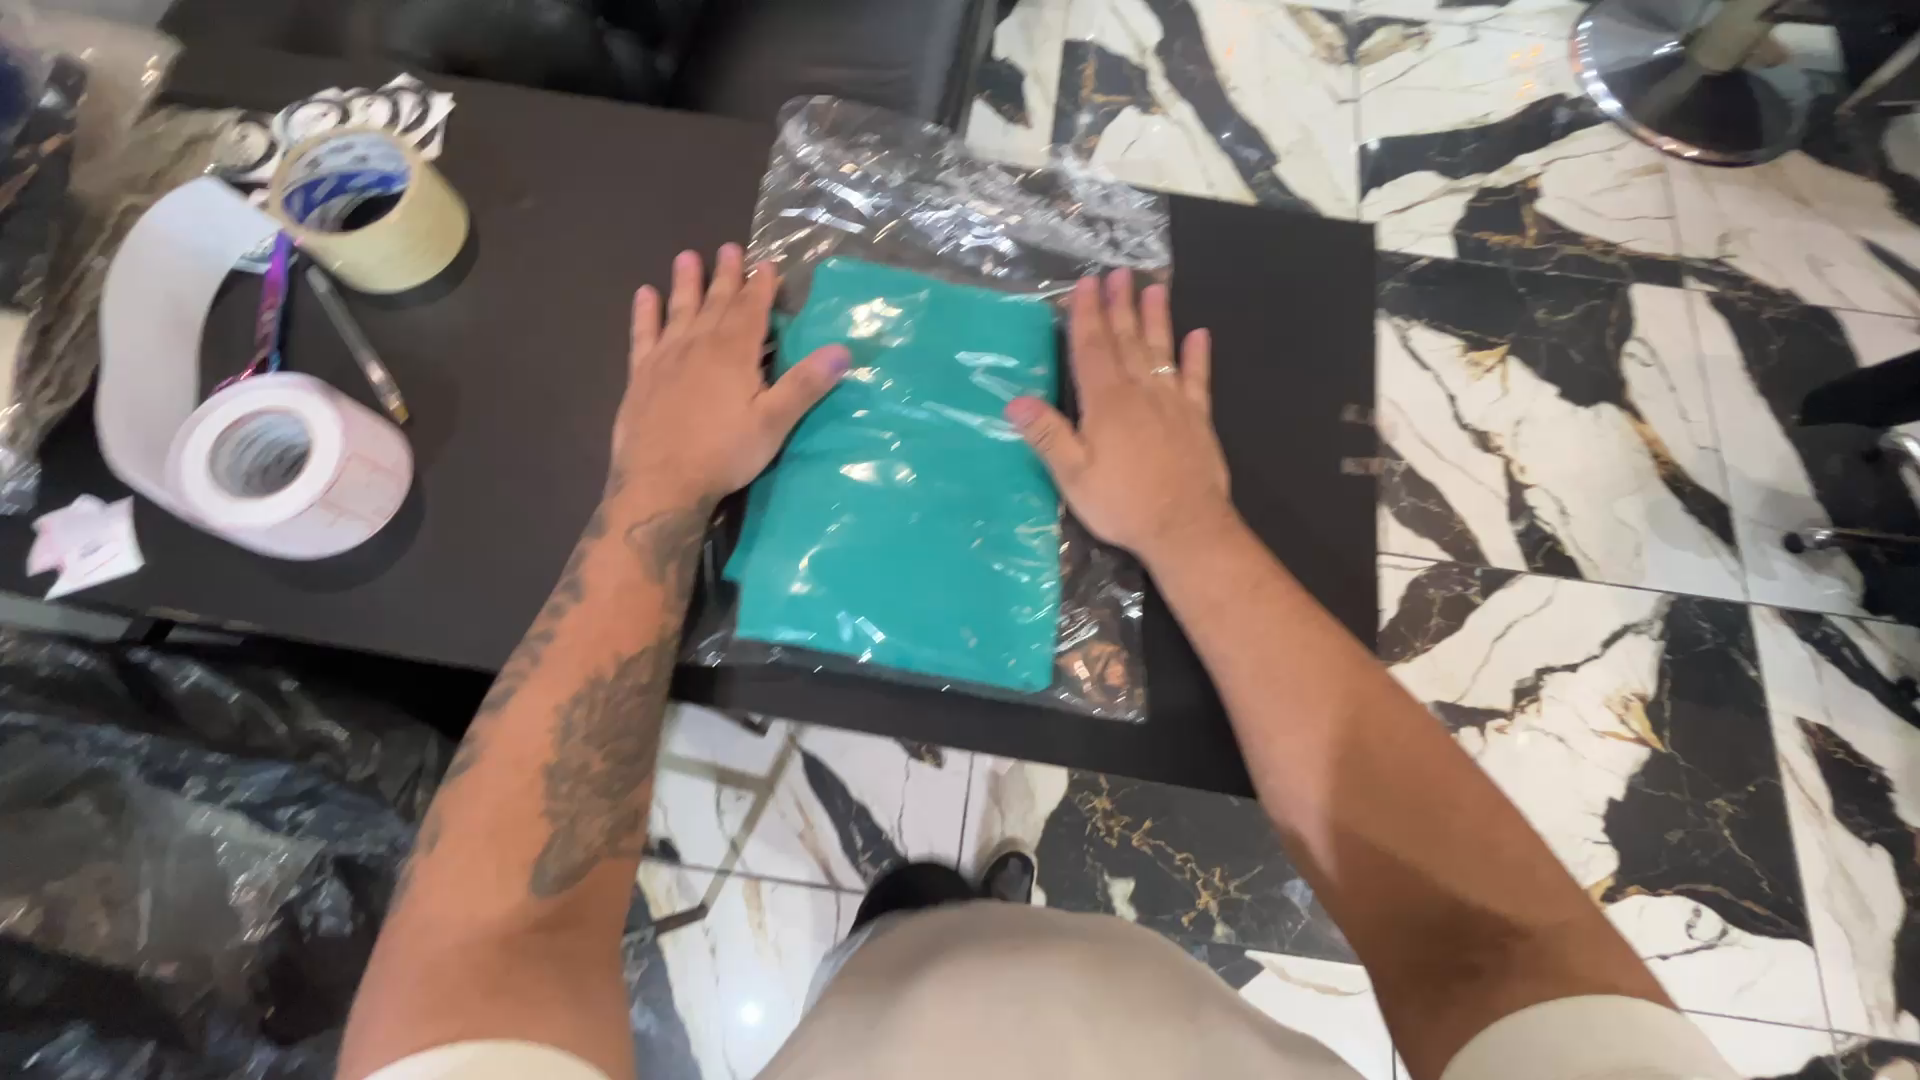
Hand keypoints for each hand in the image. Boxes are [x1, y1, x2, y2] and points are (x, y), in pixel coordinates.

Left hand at [611, 244, 848, 504]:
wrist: (661, 482)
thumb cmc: (725, 454)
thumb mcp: (774, 423)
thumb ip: (805, 384)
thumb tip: (843, 350)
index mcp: (734, 354)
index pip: (751, 310)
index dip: (761, 286)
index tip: (766, 263)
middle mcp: (698, 346)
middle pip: (716, 304)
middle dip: (726, 276)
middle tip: (729, 249)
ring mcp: (666, 359)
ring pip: (679, 311)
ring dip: (686, 284)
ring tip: (688, 257)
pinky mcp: (641, 377)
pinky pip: (643, 335)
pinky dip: (645, 314)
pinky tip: (645, 296)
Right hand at [1005, 269, 1233, 564]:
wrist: (1185, 526)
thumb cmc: (1122, 503)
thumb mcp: (1073, 476)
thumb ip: (1048, 436)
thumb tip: (1015, 402)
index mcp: (1106, 403)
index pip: (1092, 349)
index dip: (1086, 316)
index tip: (1085, 285)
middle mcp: (1141, 393)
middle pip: (1127, 341)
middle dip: (1120, 306)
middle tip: (1118, 274)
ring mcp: (1173, 403)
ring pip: (1162, 351)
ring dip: (1157, 318)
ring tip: (1154, 288)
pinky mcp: (1198, 420)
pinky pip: (1198, 380)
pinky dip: (1198, 357)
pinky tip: (1199, 336)